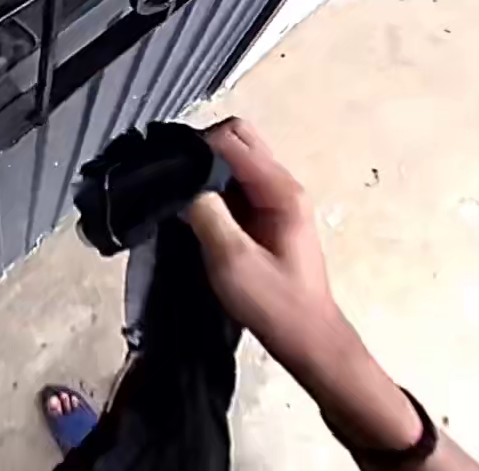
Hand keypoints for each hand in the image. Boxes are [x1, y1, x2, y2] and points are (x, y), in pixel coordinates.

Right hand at [185, 118, 424, 453]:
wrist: (309, 344)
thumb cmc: (275, 303)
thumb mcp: (232, 259)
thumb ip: (204, 212)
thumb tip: (177, 177)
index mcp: (280, 190)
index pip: (230, 138)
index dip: (196, 147)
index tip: (169, 168)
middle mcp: (278, 183)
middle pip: (235, 135)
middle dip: (200, 145)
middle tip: (175, 172)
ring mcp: (269, 195)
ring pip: (229, 153)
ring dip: (201, 162)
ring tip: (176, 187)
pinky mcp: (257, 209)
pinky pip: (227, 175)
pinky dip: (205, 178)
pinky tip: (188, 201)